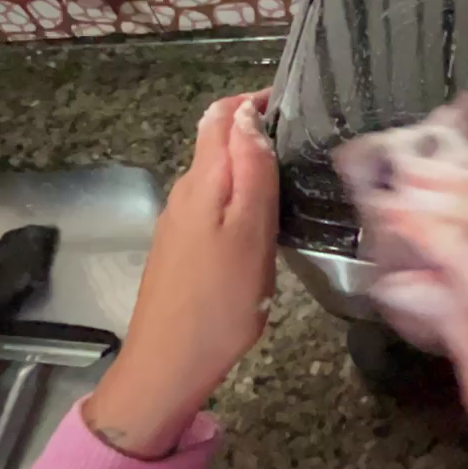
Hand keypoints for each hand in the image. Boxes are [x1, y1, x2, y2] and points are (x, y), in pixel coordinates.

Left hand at [83, 90, 276, 457]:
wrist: (167, 367)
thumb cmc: (219, 301)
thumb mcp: (250, 232)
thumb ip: (252, 171)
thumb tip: (249, 115)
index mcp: (203, 180)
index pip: (221, 115)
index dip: (253, 101)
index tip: (292, 106)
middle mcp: (185, 191)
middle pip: (217, 139)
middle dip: (255, 130)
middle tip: (301, 145)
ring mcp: (178, 219)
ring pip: (217, 172)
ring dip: (249, 163)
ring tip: (290, 180)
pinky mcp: (180, 244)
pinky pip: (213, 200)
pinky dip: (239, 194)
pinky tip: (262, 220)